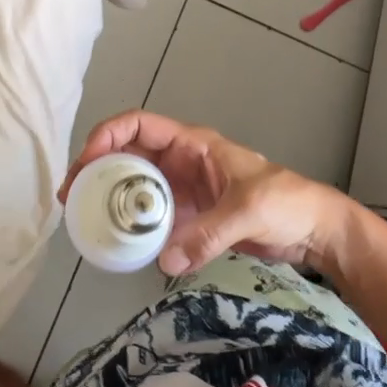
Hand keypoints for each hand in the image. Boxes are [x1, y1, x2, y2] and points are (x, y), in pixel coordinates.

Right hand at [60, 111, 356, 276]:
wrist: (314, 229)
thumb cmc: (287, 201)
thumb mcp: (250, 210)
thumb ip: (209, 234)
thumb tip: (165, 261)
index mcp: (193, 143)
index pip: (139, 125)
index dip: (107, 136)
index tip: (86, 164)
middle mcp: (181, 162)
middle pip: (128, 155)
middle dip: (96, 169)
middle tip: (72, 199)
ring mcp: (184, 190)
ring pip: (135, 187)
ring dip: (109, 198)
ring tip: (84, 220)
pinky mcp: (190, 217)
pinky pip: (151, 217)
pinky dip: (131, 226)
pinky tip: (117, 243)